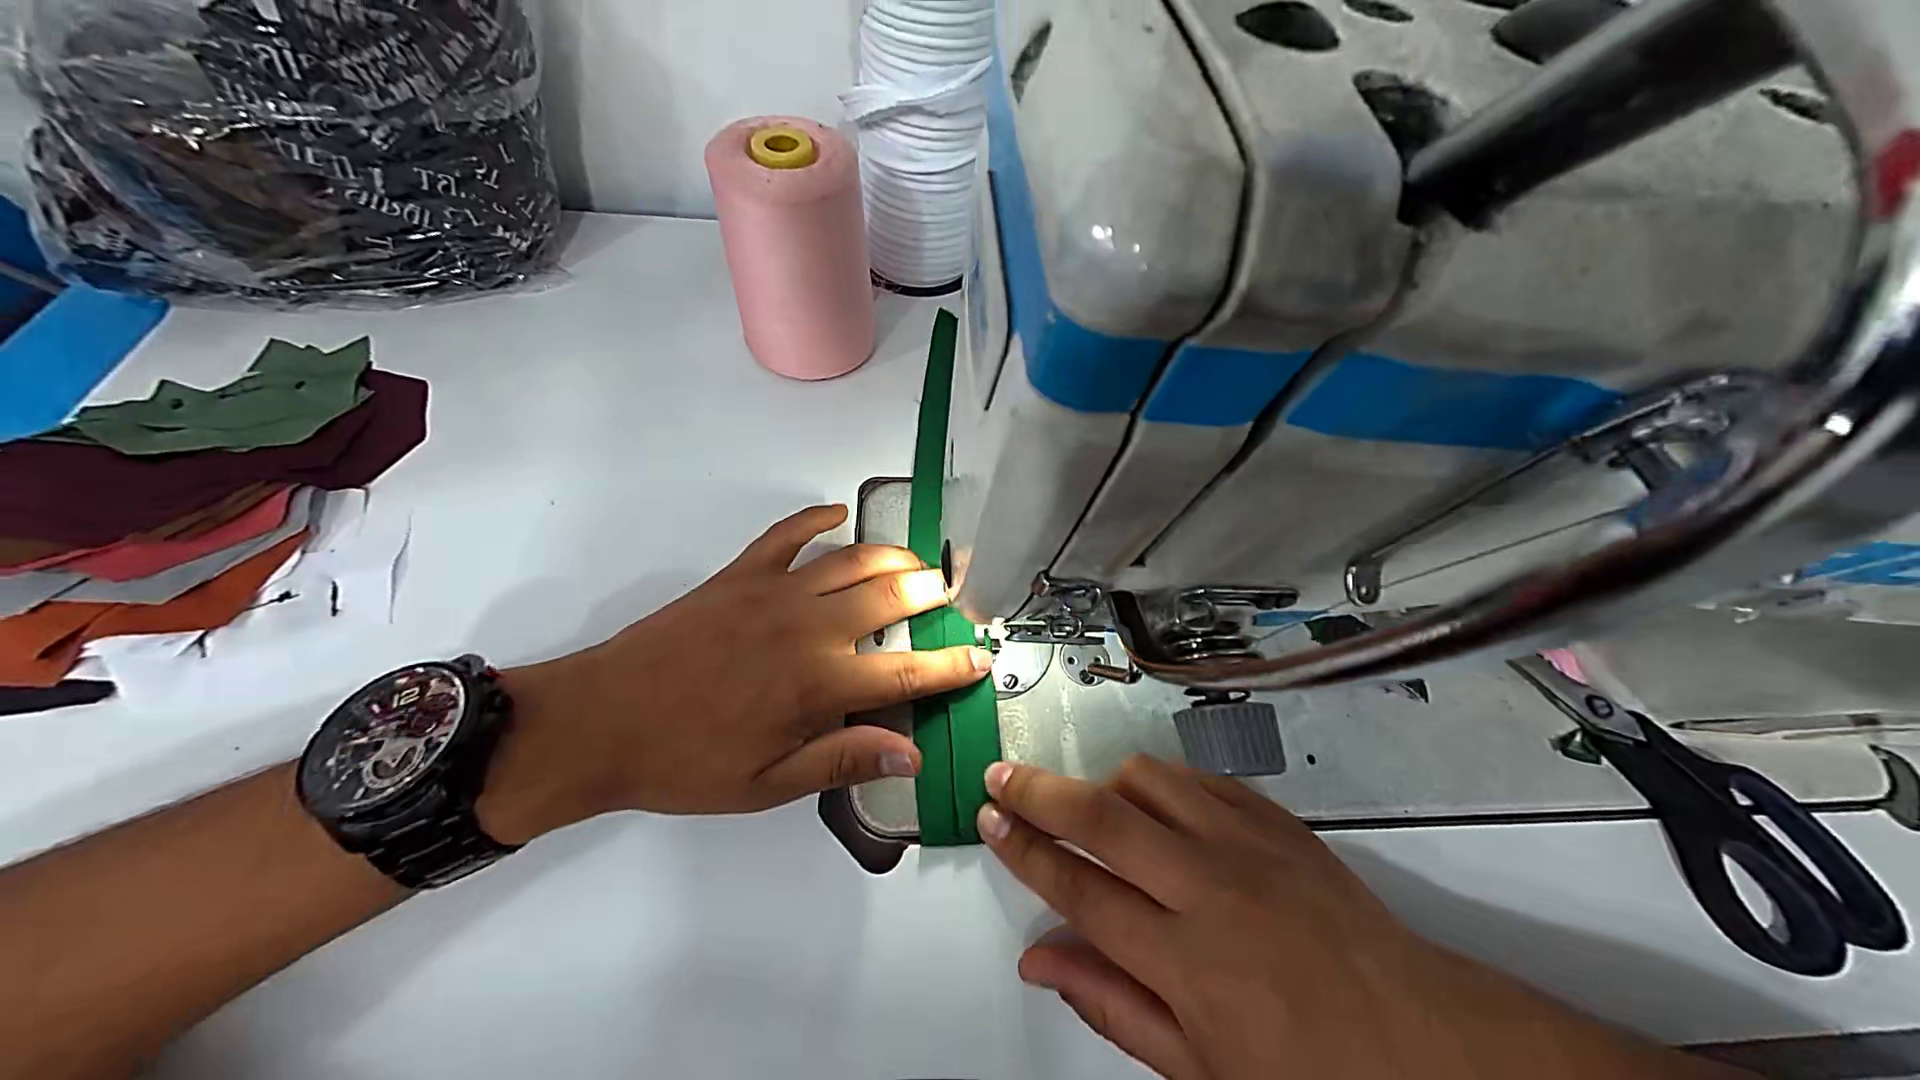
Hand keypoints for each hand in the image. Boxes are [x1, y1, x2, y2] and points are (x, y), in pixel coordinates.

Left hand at [477, 505, 991, 840]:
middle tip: (952, 597)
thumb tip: (912, 752)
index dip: (953, 665)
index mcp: (819, 685)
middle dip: (932, 594)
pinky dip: (815, 519)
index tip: (981, 658)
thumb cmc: (687, 762)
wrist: (600, 721)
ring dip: (893, 556)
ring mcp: (773, 592)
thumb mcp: (767, 783)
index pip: (909, 671)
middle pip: (891, 596)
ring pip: (852, 559)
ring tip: (916, 562)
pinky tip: (836, 515)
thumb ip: (842, 761)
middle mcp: (808, 628)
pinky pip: (787, 534)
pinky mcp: (739, 574)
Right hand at [978, 757, 1753, 1079]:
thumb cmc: (1305, 1074)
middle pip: (1101, 818)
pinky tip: (1151, 803)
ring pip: (1148, 780)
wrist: (1428, 1044)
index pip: (1078, 889)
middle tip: (1000, 775)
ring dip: (1101, 783)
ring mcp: (1247, 844)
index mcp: (1186, 962)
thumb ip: (1109, 1004)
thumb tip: (1035, 957)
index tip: (989, 820)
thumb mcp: (1199, 1070)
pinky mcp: (1278, 821)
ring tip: (1082, 801)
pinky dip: (1160, 783)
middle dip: (1038, 792)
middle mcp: (1209, 889)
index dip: (1023, 851)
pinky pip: (1199, 778)